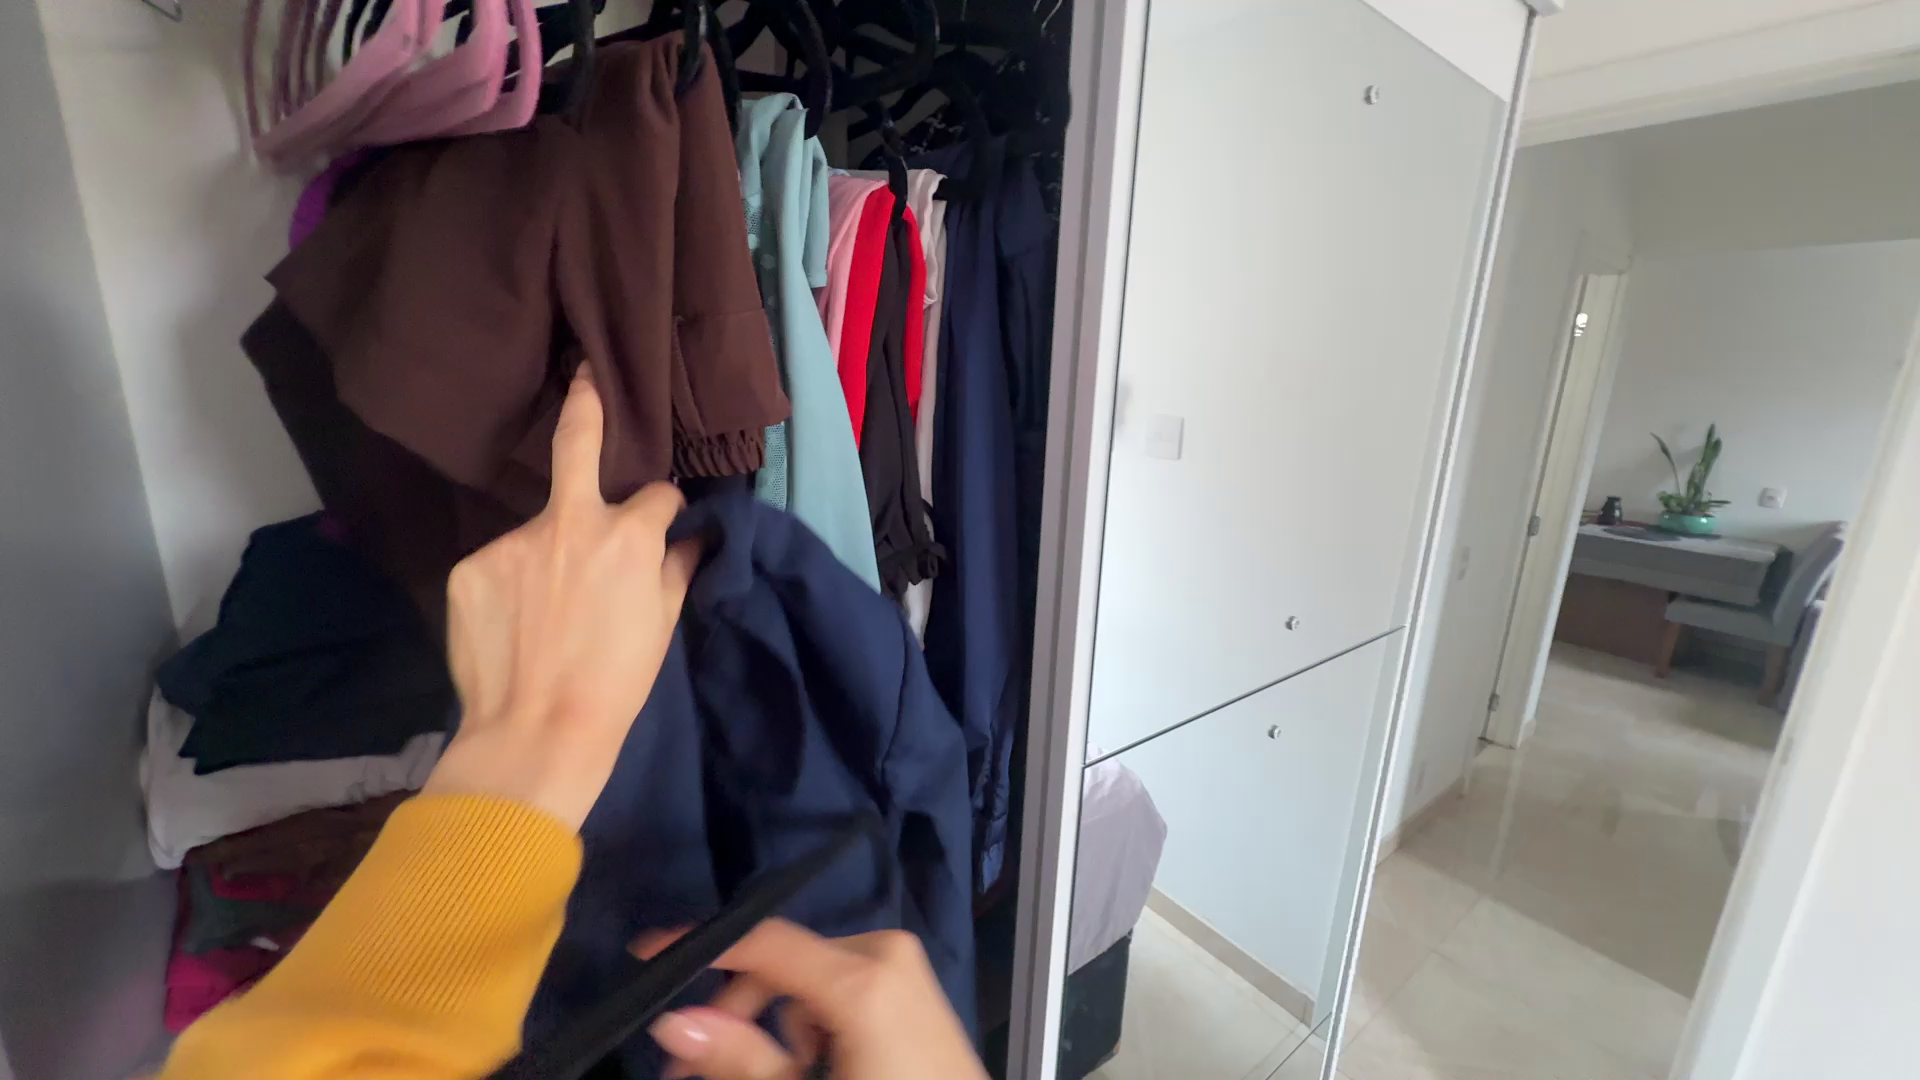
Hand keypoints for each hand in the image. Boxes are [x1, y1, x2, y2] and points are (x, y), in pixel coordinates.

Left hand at [424, 369, 702, 829]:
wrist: (538, 728)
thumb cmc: (619, 677)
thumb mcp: (664, 621)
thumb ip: (677, 566)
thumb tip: (689, 539)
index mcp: (627, 536)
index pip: (655, 496)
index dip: (666, 510)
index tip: (667, 523)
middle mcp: (569, 522)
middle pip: (577, 445)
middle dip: (586, 404)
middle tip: (583, 374)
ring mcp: (512, 541)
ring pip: (543, 529)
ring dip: (554, 549)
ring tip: (551, 606)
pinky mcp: (469, 566)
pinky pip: (504, 560)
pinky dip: (516, 579)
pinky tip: (519, 618)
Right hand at [639, 919, 987, 1079]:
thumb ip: (740, 1060)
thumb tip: (675, 1022)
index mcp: (863, 977)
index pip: (768, 941)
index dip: (706, 943)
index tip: (648, 950)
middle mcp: (885, 952)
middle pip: (788, 961)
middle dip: (742, 1009)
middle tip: (698, 1068)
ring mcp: (904, 963)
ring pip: (814, 976)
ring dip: (781, 1021)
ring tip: (783, 1076)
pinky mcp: (912, 981)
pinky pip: (845, 983)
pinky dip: (818, 1017)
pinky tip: (820, 1064)